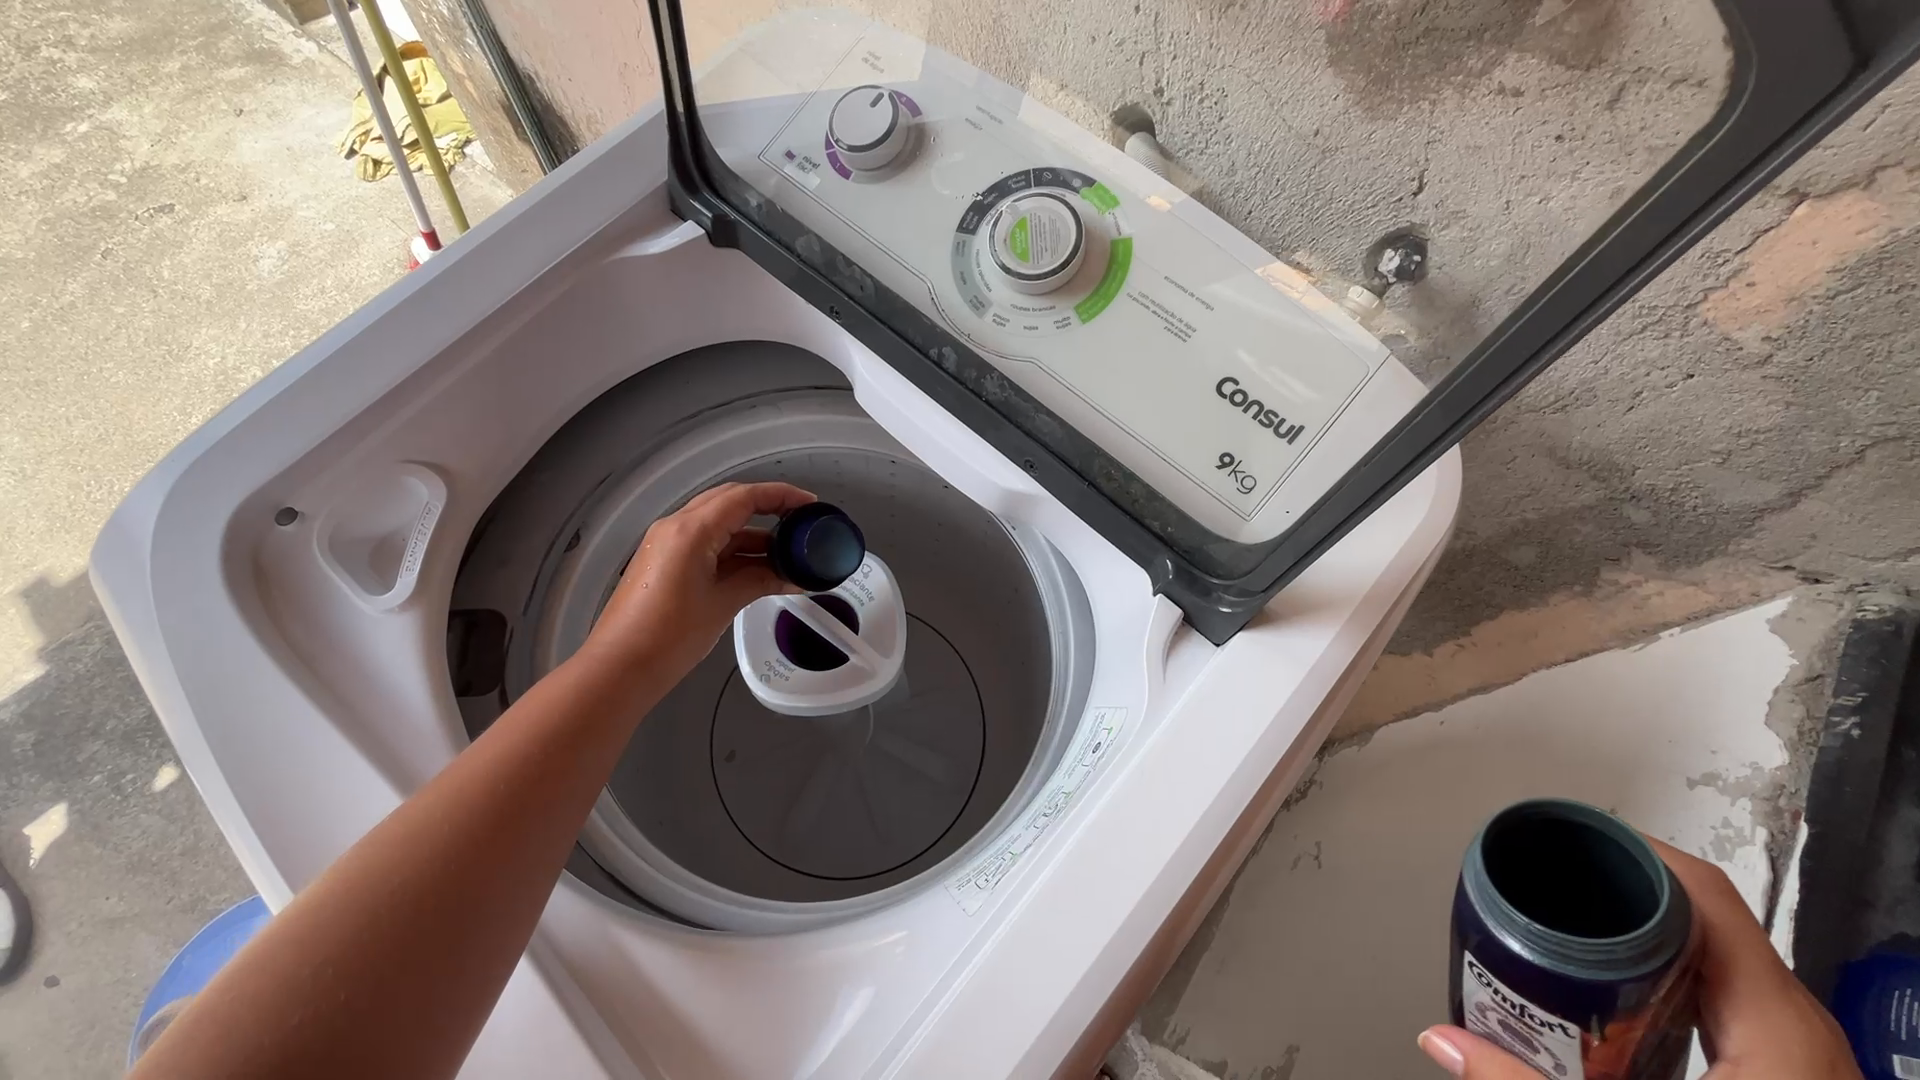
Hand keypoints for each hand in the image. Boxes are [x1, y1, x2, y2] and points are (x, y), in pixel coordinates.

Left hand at [577, 481, 814, 680]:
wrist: (621, 667)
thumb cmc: (670, 635)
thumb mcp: (725, 603)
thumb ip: (761, 580)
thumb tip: (793, 576)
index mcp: (691, 530)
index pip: (744, 497)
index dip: (781, 496)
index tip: (809, 505)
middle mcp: (676, 528)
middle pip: (729, 501)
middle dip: (767, 507)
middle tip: (800, 521)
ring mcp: (667, 544)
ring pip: (718, 523)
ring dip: (752, 533)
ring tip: (787, 553)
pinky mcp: (665, 562)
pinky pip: (706, 543)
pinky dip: (734, 550)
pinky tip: (759, 568)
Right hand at [1418, 838, 1861, 1078]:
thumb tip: (1442, 1040)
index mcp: (1776, 1025)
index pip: (1706, 895)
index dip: (1636, 851)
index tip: (1573, 834)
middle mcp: (1798, 1028)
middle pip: (1705, 920)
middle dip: (1621, 892)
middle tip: (1551, 879)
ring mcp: (1803, 1055)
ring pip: (1719, 959)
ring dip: (1645, 935)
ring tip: (1572, 926)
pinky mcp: (1791, 1076)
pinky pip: (1729, 996)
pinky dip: (1671, 975)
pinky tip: (1625, 994)